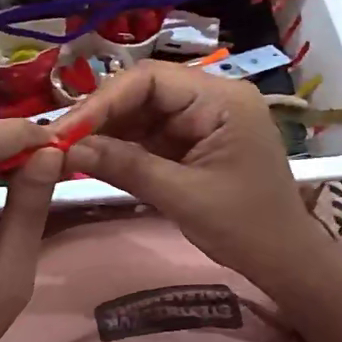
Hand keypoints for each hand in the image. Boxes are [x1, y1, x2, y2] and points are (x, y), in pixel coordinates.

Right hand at [55, 60, 324, 278]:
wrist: (284, 261)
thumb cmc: (245, 228)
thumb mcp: (183, 196)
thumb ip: (126, 166)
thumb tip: (68, 147)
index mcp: (222, 99)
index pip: (151, 79)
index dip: (103, 100)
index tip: (65, 128)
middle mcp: (213, 99)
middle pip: (144, 93)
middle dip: (102, 116)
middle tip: (57, 141)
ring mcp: (204, 121)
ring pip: (144, 115)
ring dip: (108, 132)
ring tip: (66, 151)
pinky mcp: (196, 143)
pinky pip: (152, 136)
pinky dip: (124, 148)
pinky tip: (93, 157)